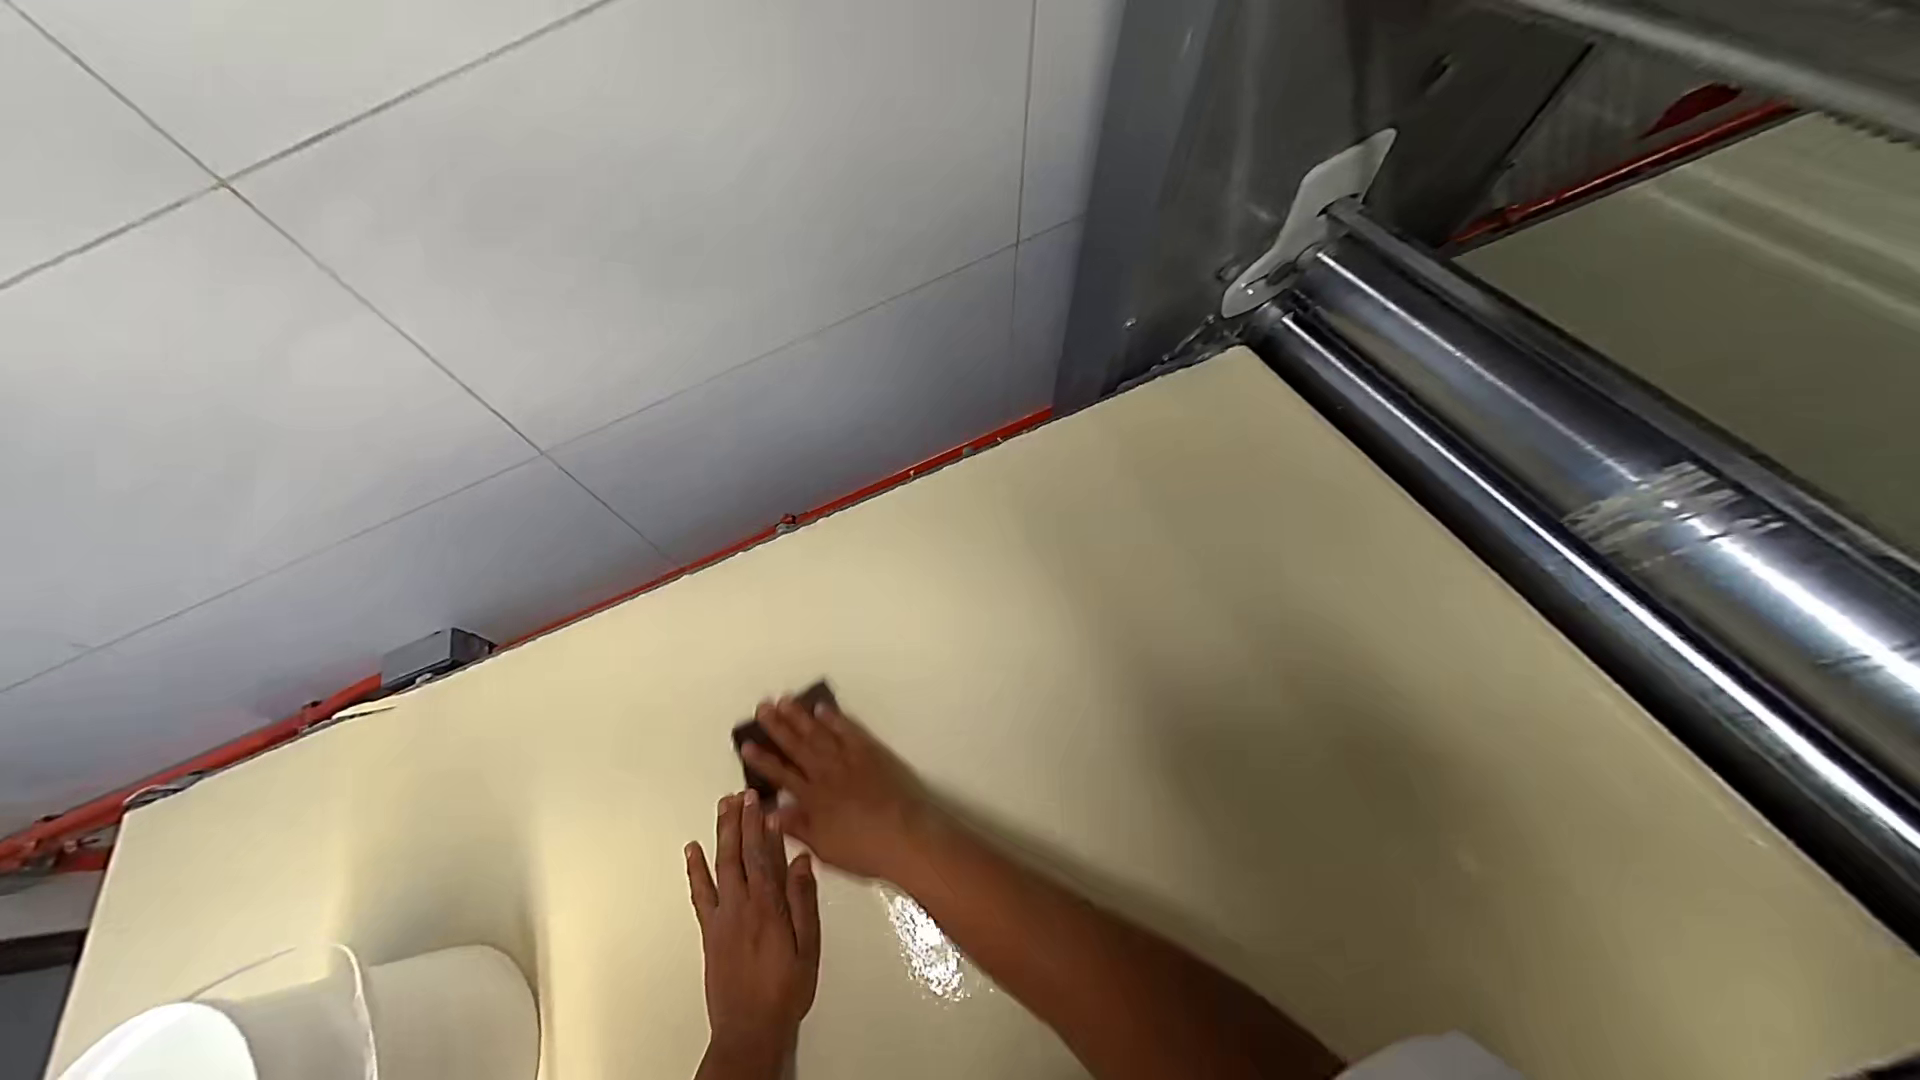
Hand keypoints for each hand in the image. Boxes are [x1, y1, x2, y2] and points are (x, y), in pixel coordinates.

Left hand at [686, 790, 820, 1076]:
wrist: (749, 1029)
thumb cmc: (785, 989)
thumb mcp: (807, 945)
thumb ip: (803, 901)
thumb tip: (801, 861)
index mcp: (768, 907)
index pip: (763, 855)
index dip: (761, 825)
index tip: (762, 801)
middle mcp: (741, 906)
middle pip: (739, 854)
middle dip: (740, 821)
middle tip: (742, 794)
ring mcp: (722, 917)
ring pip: (720, 866)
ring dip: (721, 834)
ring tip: (723, 808)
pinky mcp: (709, 931)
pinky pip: (700, 894)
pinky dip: (695, 870)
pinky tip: (693, 851)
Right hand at [742, 694, 945, 881]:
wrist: (906, 835)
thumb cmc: (865, 849)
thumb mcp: (824, 848)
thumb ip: (798, 828)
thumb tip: (772, 813)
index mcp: (813, 798)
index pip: (780, 775)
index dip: (762, 760)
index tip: (747, 745)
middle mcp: (826, 773)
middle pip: (796, 745)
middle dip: (777, 726)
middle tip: (762, 708)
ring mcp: (848, 759)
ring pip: (819, 732)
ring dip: (800, 716)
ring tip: (785, 700)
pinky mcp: (870, 752)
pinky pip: (848, 731)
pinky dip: (834, 718)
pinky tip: (823, 708)